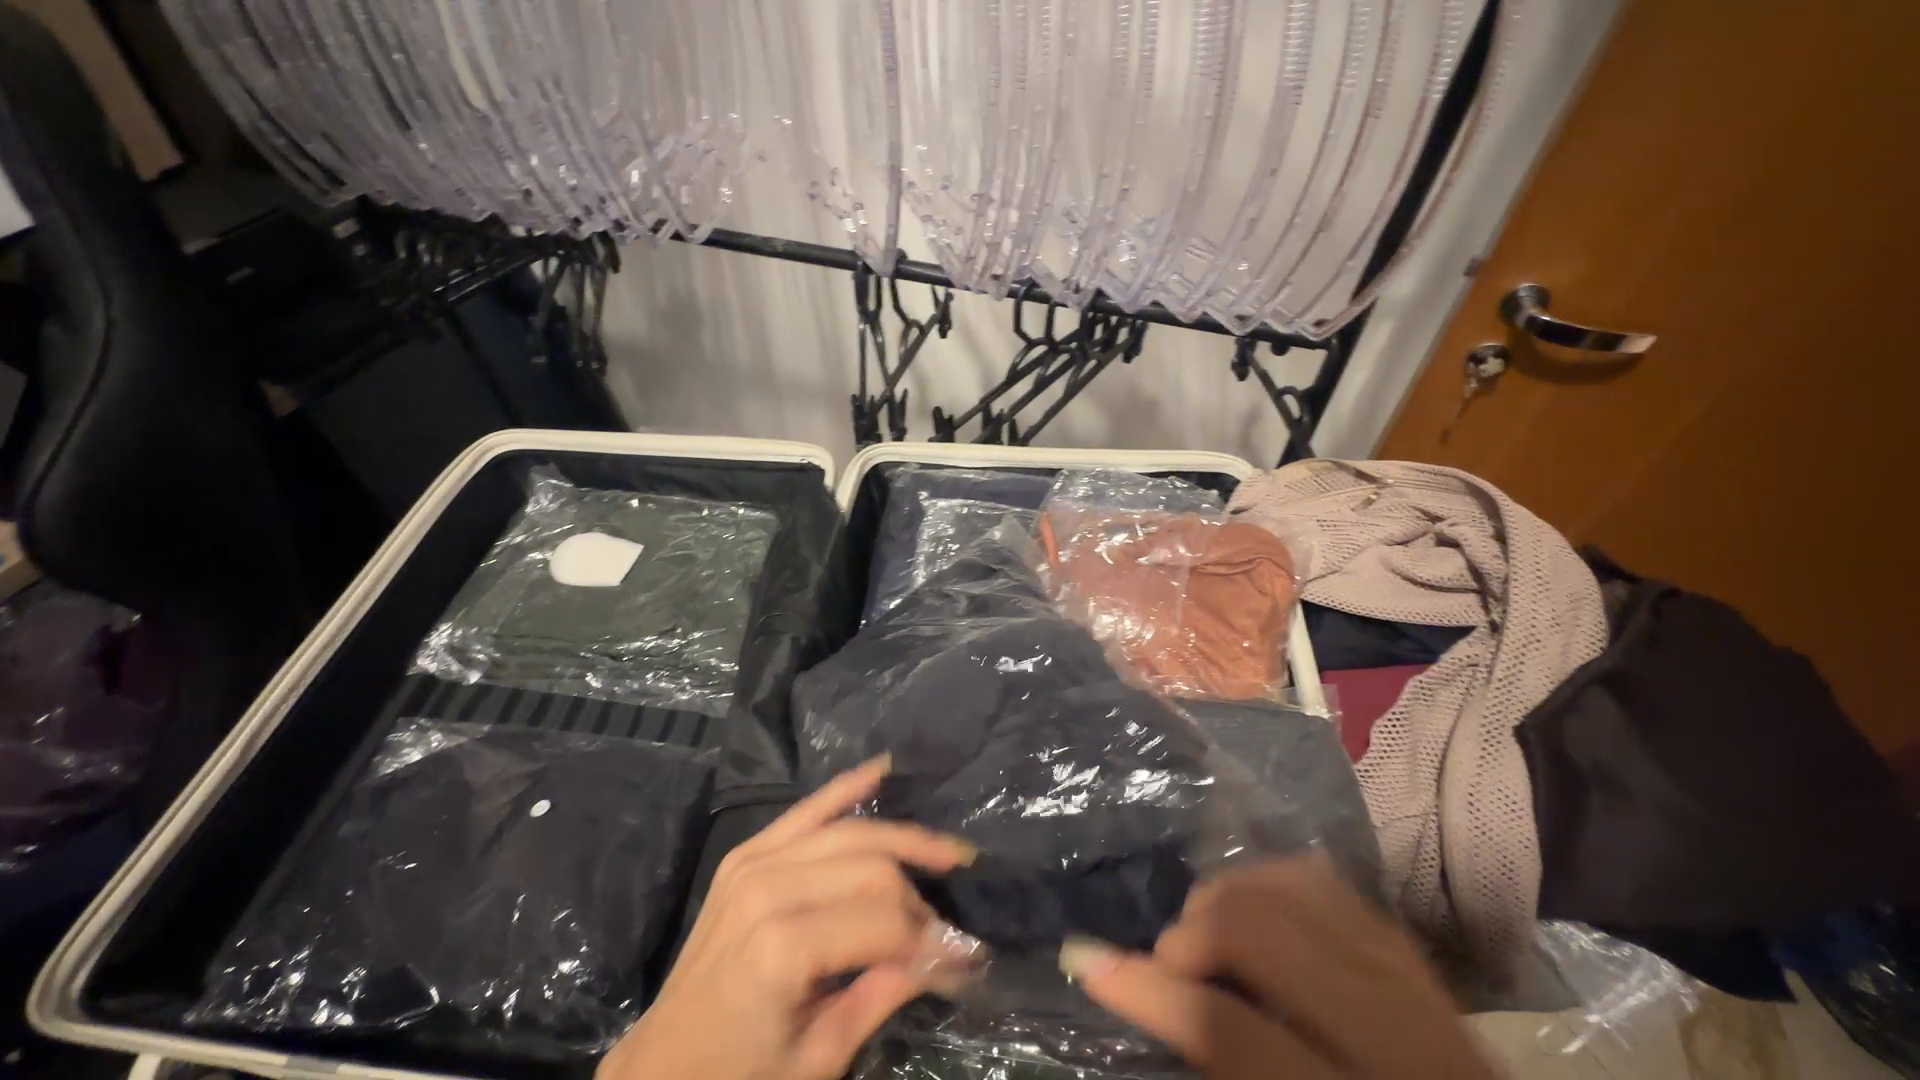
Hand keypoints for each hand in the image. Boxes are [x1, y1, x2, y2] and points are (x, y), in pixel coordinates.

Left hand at [597, 755, 981, 1079]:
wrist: (665, 1063)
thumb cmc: (743, 1072)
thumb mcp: (821, 1055)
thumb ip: (886, 994)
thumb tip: (953, 956)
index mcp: (784, 948)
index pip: (885, 921)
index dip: (929, 938)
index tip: (961, 958)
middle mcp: (768, 890)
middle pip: (872, 868)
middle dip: (916, 898)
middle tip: (941, 932)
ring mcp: (753, 863)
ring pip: (850, 833)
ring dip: (902, 841)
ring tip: (945, 855)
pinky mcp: (746, 853)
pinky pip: (806, 809)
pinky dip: (846, 789)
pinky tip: (884, 770)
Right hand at [1059, 857, 1497, 1079]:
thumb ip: (1218, 1057)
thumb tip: (1141, 991)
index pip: (1230, 1029)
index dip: (1150, 992)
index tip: (1087, 961)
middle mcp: (1396, 1037)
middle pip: (1263, 932)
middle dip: (1192, 933)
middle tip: (1169, 961)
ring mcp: (1417, 985)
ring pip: (1297, 891)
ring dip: (1230, 899)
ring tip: (1206, 936)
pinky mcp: (1417, 956)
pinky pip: (1330, 886)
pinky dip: (1272, 884)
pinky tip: (1249, 909)